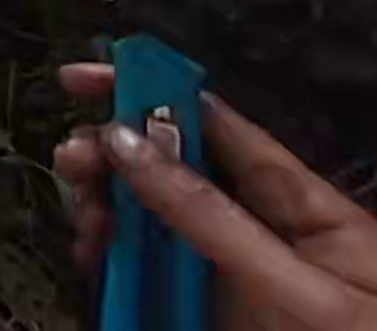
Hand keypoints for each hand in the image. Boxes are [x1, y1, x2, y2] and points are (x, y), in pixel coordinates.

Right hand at [53, 63, 376, 330]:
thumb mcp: (305, 298)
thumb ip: (209, 215)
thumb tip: (119, 137)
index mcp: (301, 209)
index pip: (212, 123)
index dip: (143, 87)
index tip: (77, 79)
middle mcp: (254, 224)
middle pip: (159, 159)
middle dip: (104, 152)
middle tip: (72, 162)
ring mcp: (222, 262)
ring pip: (136, 201)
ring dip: (96, 199)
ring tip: (86, 222)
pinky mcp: (196, 296)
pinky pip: (135, 252)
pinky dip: (103, 246)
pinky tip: (92, 255)